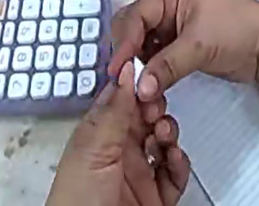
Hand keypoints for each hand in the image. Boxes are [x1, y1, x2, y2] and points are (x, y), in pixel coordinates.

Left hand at [47, 62, 189, 205]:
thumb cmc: (79, 202)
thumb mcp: (93, 149)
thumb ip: (114, 110)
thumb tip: (127, 66)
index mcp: (98, 135)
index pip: (122, 99)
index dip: (138, 86)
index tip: (151, 75)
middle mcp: (119, 152)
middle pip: (146, 117)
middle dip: (157, 107)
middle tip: (158, 111)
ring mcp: (139, 176)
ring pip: (163, 141)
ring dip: (169, 132)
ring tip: (166, 137)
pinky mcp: (156, 200)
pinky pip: (174, 174)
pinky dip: (179, 163)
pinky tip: (175, 159)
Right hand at [108, 0, 258, 104]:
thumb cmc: (234, 31)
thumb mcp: (198, 44)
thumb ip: (166, 65)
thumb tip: (139, 89)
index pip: (136, 15)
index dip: (124, 42)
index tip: (116, 72)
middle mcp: (167, 7)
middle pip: (134, 28)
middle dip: (128, 53)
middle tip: (123, 82)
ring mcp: (173, 27)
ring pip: (143, 46)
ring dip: (138, 67)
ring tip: (138, 92)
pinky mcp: (180, 47)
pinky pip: (156, 58)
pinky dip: (151, 73)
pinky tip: (151, 91)